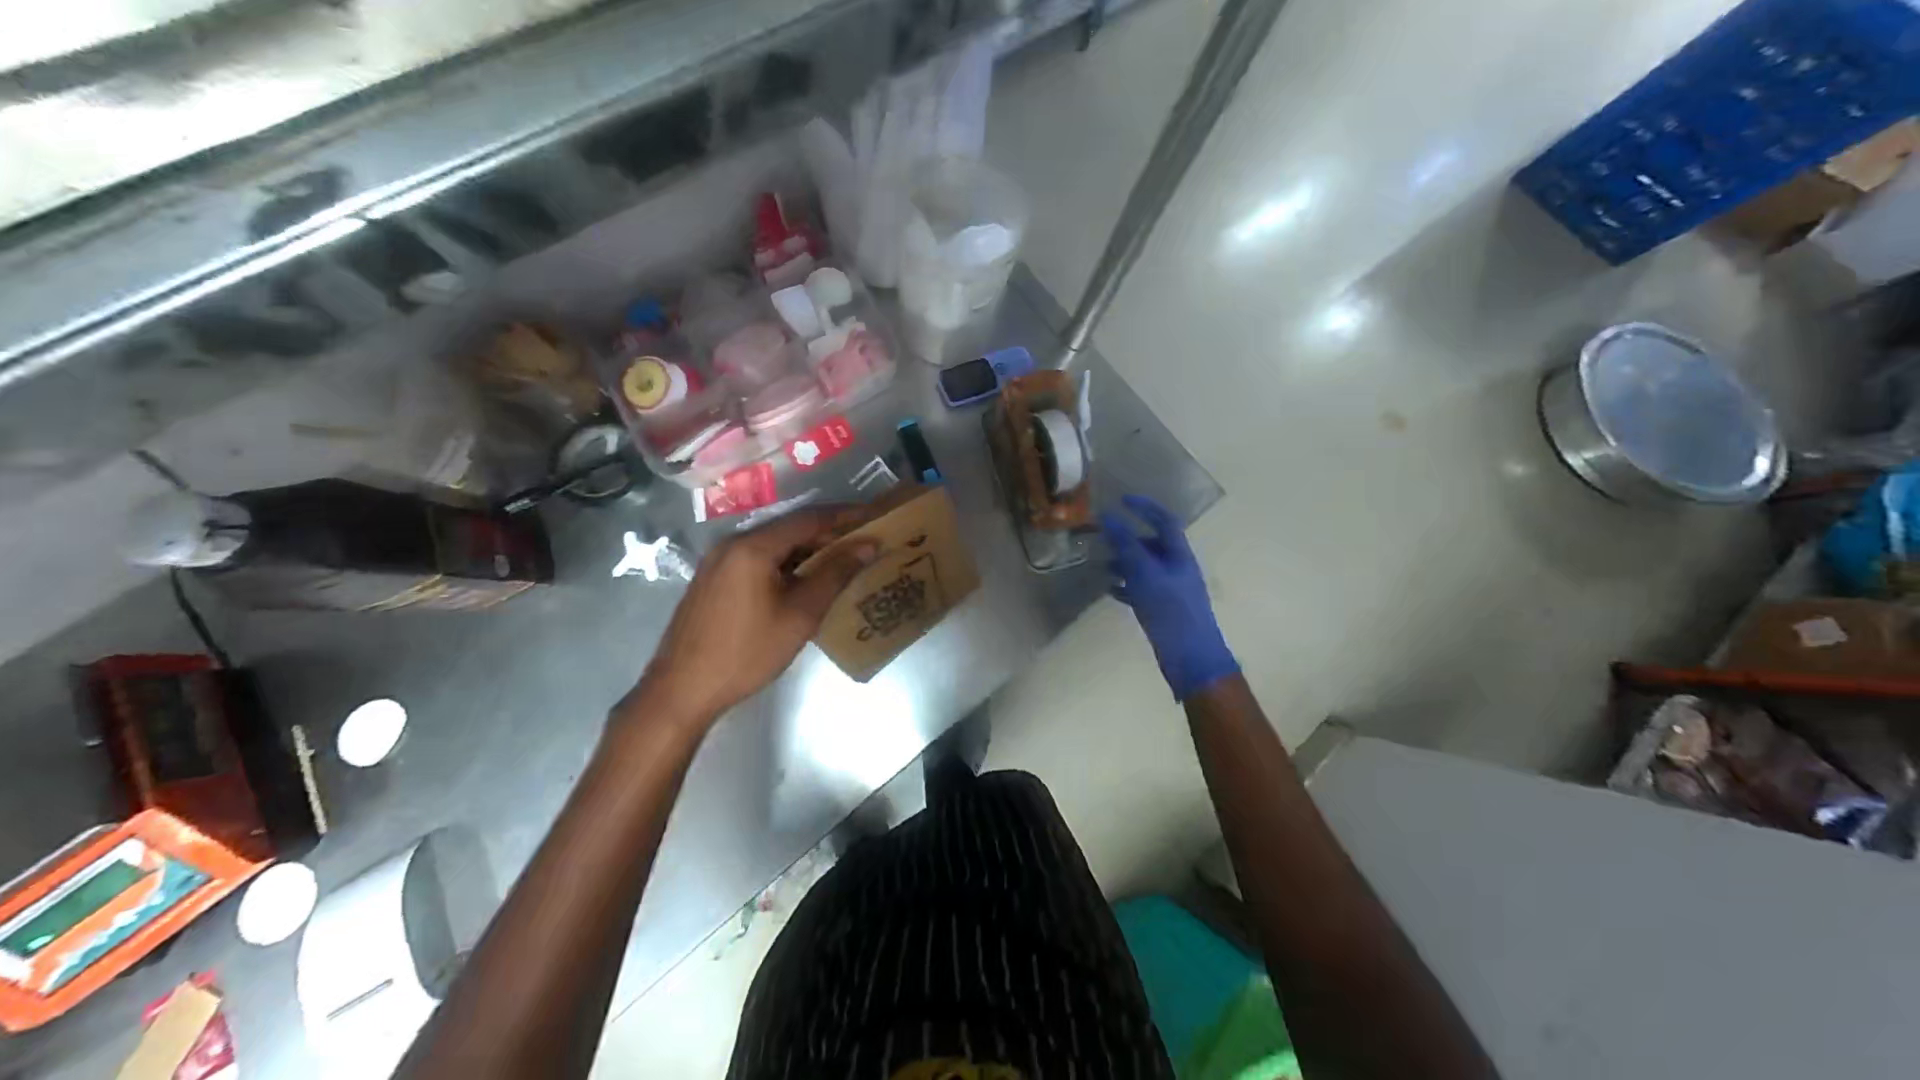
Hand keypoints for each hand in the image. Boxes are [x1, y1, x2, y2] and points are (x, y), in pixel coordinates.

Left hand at [624, 509, 876, 729]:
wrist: (682, 690)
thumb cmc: (747, 653)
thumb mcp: (800, 615)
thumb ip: (835, 575)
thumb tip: (867, 546)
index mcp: (753, 547)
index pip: (808, 519)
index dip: (844, 516)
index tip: (874, 517)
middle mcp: (732, 544)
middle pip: (789, 529)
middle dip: (828, 534)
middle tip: (862, 544)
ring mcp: (717, 561)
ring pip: (772, 545)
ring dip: (807, 551)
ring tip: (841, 563)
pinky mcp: (712, 579)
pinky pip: (756, 560)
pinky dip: (785, 564)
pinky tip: (804, 581)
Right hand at [1101, 494, 1238, 700]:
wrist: (1191, 658)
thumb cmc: (1170, 611)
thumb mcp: (1145, 574)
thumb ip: (1126, 545)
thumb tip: (1107, 517)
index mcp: (1179, 555)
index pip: (1163, 520)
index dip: (1145, 507)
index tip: (1121, 501)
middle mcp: (1177, 568)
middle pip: (1152, 544)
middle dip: (1128, 539)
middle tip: (1103, 538)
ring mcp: (1171, 590)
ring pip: (1145, 568)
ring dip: (1124, 563)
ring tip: (1102, 566)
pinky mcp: (1163, 610)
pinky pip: (1142, 590)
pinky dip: (1126, 586)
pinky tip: (1110, 590)